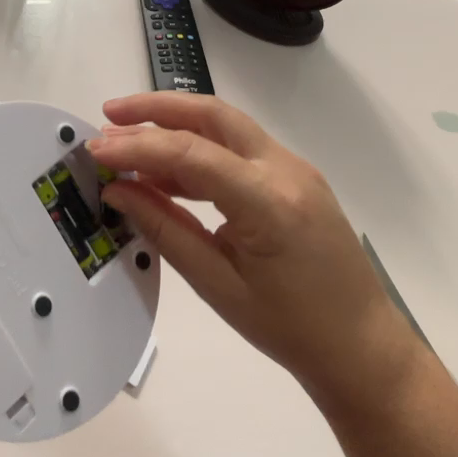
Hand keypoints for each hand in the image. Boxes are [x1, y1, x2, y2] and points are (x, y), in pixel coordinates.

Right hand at [86, 93, 424, 412]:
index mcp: (270, 203)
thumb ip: (164, 228)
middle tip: (108, 115)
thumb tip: (117, 189)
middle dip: (156, 108)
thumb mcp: (217, 284)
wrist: (363, 348)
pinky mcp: (294, 177)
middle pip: (212, 114)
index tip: (95, 149)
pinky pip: (239, 149)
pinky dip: (199, 150)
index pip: (191, 154)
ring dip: (176, 125)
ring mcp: (295, 168)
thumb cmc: (291, 328)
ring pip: (226, 125)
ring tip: (127, 142)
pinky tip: (166, 172)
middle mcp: (286, 170)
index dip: (137, 146)